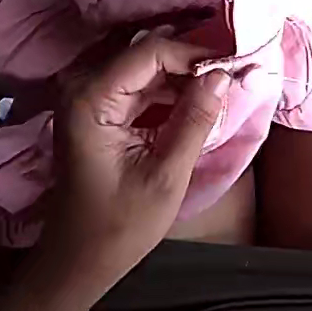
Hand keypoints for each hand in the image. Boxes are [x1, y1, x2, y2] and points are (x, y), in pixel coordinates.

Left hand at [19, 36, 231, 310]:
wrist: (78, 257)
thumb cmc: (119, 225)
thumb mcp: (166, 176)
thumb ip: (194, 120)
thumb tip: (221, 75)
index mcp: (91, 98)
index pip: (148, 53)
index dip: (192, 54)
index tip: (232, 65)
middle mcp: (83, 86)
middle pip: (144, 55)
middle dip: (189, 61)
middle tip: (233, 71)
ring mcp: (87, 95)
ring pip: (142, 67)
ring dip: (181, 74)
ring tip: (222, 82)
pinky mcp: (96, 107)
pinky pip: (136, 85)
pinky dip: (166, 89)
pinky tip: (196, 96)